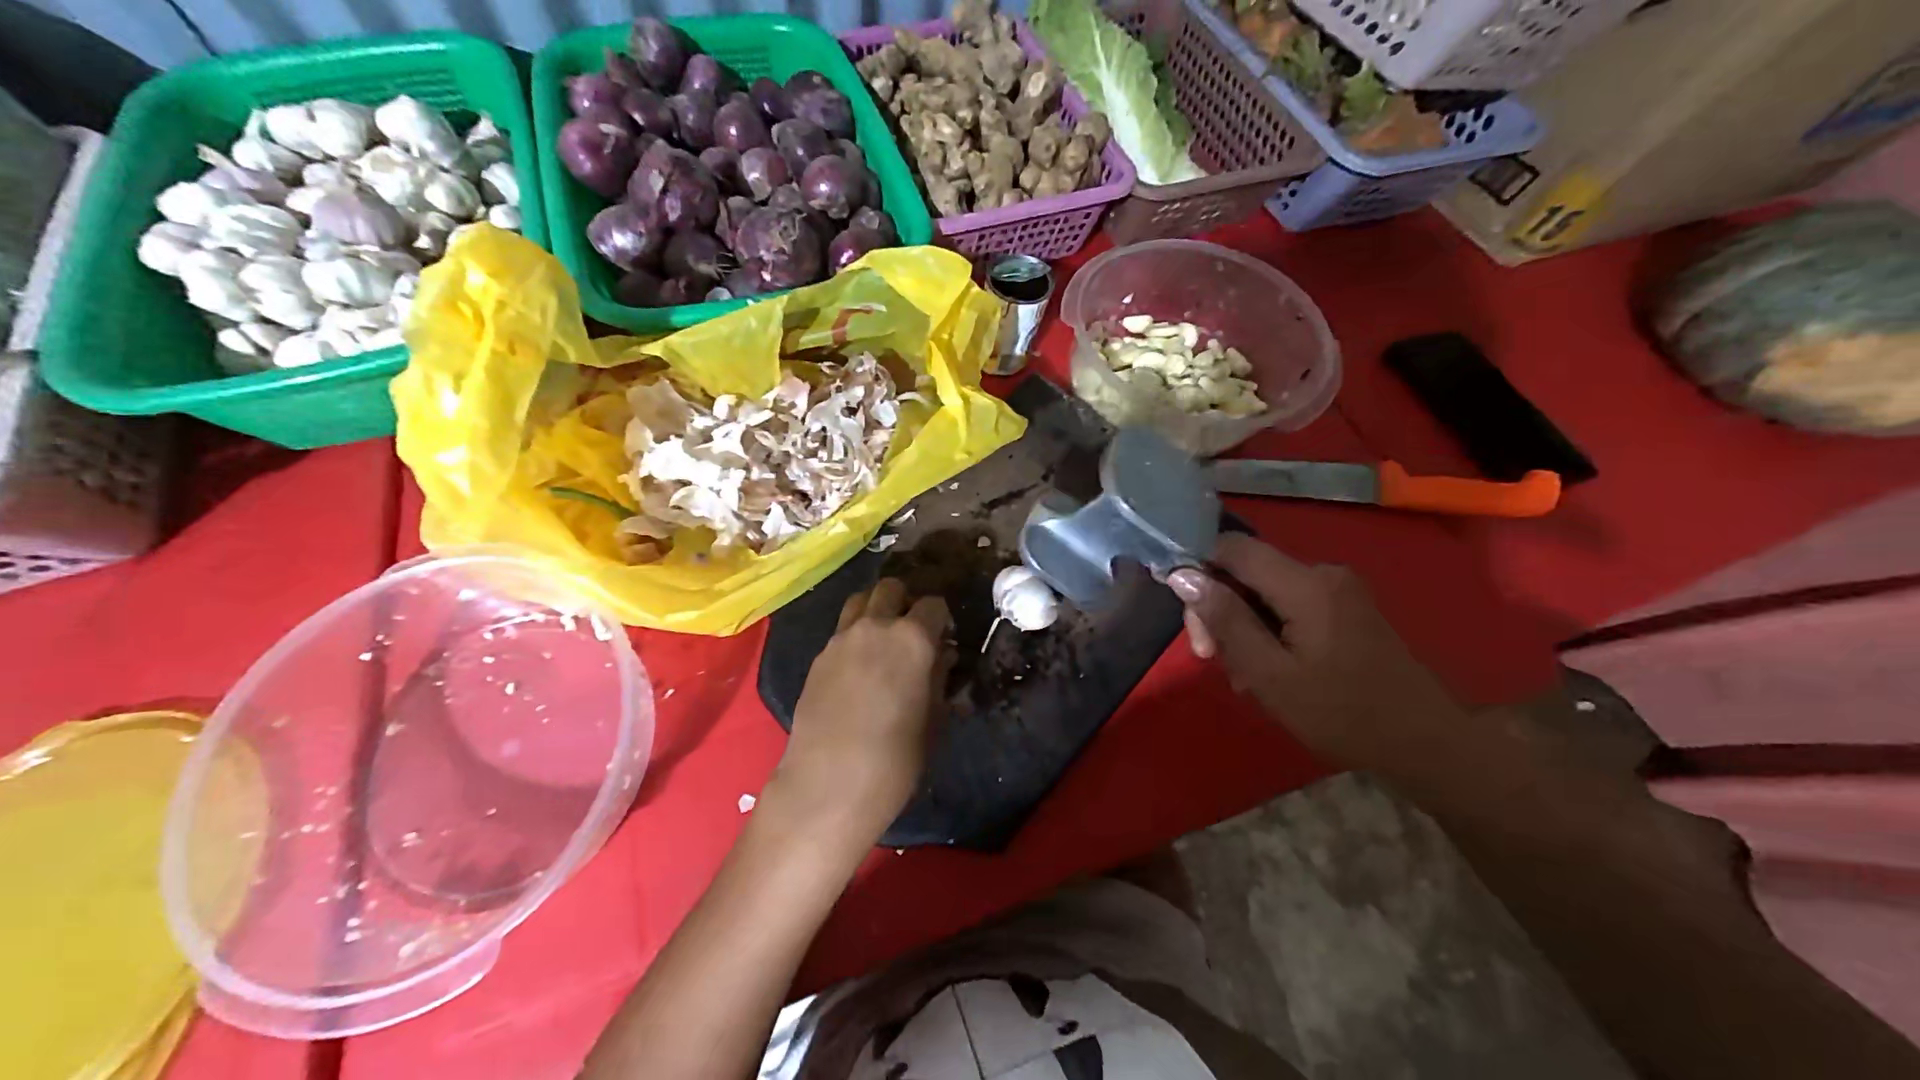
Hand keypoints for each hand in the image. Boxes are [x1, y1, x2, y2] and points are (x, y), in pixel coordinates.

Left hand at [769, 579, 952, 840]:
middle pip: (890, 589)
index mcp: (912, 637)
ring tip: (883, 640)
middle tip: (912, 630)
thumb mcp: (933, 718)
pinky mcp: (818, 657)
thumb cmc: (896, 758)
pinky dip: (854, 635)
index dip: (941, 619)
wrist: (830, 783)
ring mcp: (840, 639)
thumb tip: (941, 657)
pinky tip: (859, 667)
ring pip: (860, 601)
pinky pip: (840, 630)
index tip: (944, 637)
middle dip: (905, 601)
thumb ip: (939, 678)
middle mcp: (874, 626)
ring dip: (875, 610)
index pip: (933, 605)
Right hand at [1167, 533, 1462, 772]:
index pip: (1232, 547)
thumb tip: (1182, 575)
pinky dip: (1269, 630)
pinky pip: (1289, 603)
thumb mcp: (1269, 674)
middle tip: (1210, 658)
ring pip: (1265, 591)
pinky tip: (1268, 669)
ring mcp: (1338, 588)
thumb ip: (1225, 621)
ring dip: (1243, 626)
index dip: (1198, 569)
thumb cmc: (1342, 714)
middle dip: (1221, 609)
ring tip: (1244, 676)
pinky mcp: (1346, 606)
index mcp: (1305, 583)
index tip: (1186, 614)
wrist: (1425, 742)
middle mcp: (1322, 572)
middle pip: (1248, 571)